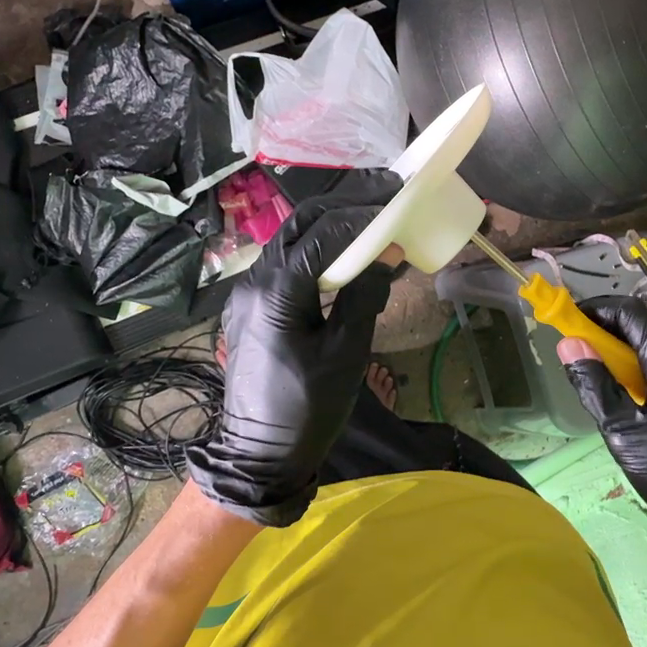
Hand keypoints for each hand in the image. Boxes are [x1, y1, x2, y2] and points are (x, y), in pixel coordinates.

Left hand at [186, 173, 400, 525]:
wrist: (259, 455)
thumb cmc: (307, 409)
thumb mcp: (346, 353)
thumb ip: (365, 296)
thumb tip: (388, 254)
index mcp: (276, 292)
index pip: (322, 233)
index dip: (362, 213)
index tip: (397, 200)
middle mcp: (254, 282)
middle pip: (300, 223)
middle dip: (345, 203)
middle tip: (387, 191)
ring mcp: (248, 293)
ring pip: (291, 239)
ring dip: (331, 223)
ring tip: (373, 215)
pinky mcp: (253, 307)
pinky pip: (287, 263)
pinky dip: (319, 249)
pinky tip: (347, 254)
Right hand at [557, 296, 646, 573]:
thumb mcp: (623, 432)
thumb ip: (595, 384)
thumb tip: (568, 344)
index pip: (631, 313)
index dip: (595, 310)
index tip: (564, 321)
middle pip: (640, 323)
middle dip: (602, 329)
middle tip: (572, 350)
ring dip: (616, 347)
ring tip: (589, 371)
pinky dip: (631, 363)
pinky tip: (615, 387)